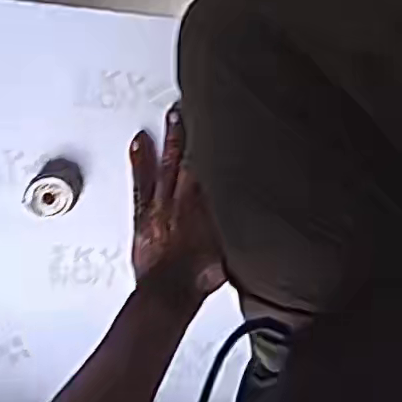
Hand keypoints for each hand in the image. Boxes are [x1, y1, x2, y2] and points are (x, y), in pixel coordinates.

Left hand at [129, 104, 225, 310]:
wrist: (167, 296)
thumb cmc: (200, 274)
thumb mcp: (231, 242)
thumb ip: (240, 217)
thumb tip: (262, 204)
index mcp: (206, 202)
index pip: (213, 162)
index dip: (218, 140)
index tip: (224, 117)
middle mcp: (183, 198)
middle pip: (189, 156)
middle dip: (193, 131)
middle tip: (197, 106)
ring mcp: (161, 205)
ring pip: (166, 163)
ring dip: (171, 137)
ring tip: (173, 114)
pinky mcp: (143, 216)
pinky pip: (141, 183)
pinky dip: (139, 160)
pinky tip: (139, 143)